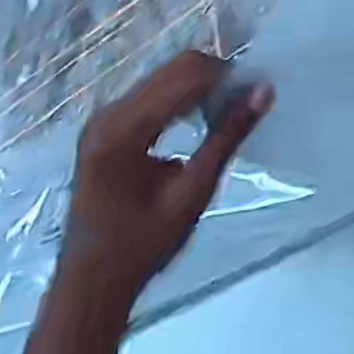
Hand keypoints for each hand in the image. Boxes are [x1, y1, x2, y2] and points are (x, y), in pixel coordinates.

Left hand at [62, 50, 272, 291]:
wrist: (90, 285)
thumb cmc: (143, 245)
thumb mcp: (193, 192)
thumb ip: (228, 136)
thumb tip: (263, 91)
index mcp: (123, 129)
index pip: (185, 77)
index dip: (226, 76)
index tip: (255, 91)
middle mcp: (109, 112)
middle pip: (174, 68)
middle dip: (214, 77)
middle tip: (243, 101)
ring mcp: (104, 117)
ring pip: (165, 75)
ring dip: (199, 84)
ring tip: (225, 111)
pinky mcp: (106, 125)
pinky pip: (152, 92)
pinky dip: (181, 96)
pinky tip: (198, 119)